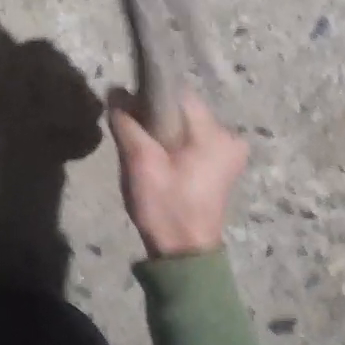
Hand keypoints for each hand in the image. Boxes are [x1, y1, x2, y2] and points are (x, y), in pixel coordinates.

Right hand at [106, 90, 249, 257]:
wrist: (183, 253)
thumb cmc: (165, 206)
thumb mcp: (139, 161)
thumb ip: (127, 122)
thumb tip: (114, 91)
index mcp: (215, 134)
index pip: (178, 93)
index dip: (149, 95)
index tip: (128, 108)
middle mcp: (229, 137)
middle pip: (181, 107)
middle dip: (154, 114)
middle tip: (132, 132)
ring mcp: (228, 152)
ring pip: (184, 122)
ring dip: (161, 128)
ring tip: (144, 149)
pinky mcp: (220, 164)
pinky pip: (190, 137)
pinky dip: (171, 141)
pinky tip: (158, 158)